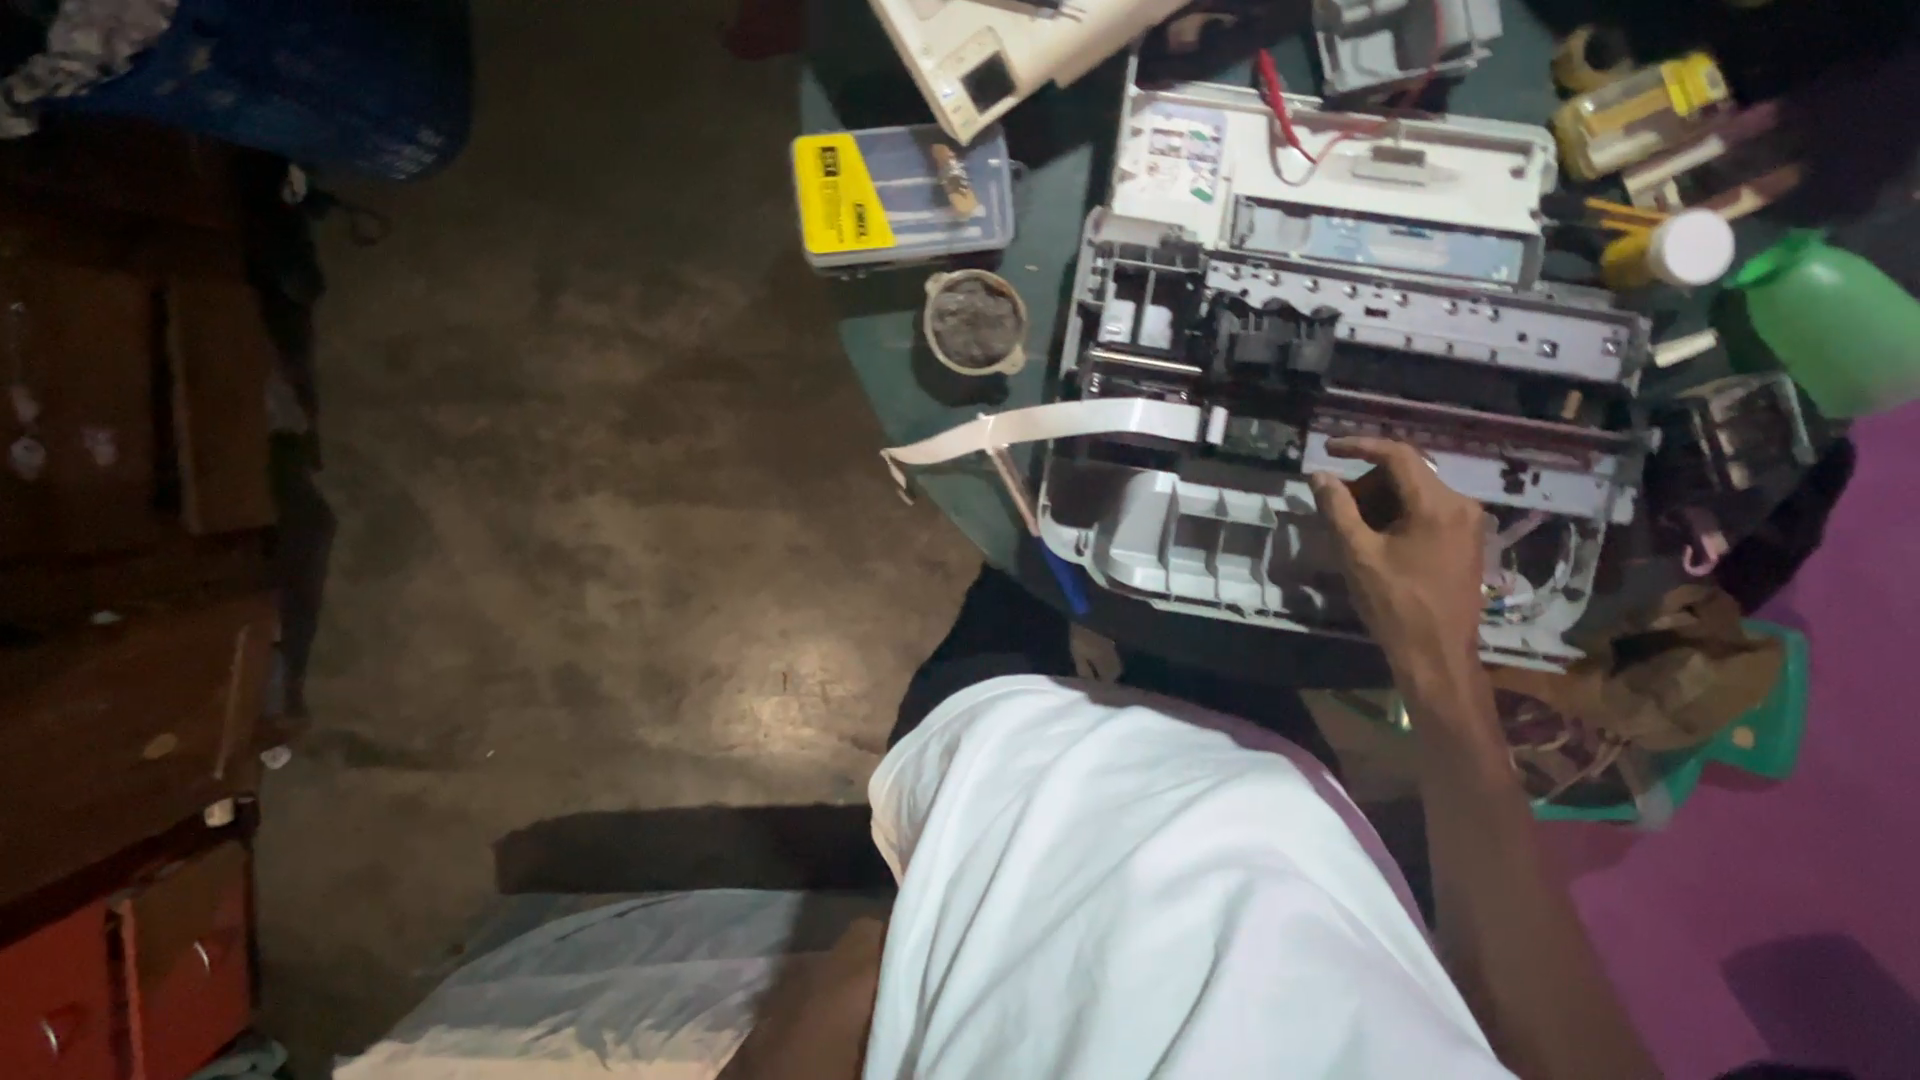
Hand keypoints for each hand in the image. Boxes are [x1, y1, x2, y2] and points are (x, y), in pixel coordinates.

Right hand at [1308, 437, 1486, 701]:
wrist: (1438, 654)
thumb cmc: (1395, 604)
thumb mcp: (1357, 554)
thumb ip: (1337, 509)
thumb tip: (1321, 476)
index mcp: (1436, 504)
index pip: (1397, 455)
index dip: (1359, 446)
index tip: (1328, 450)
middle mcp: (1461, 504)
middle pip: (1408, 473)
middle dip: (1367, 482)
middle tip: (1335, 506)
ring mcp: (1469, 523)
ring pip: (1417, 492)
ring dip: (1381, 500)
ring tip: (1352, 528)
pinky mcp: (1468, 541)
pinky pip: (1429, 511)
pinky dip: (1398, 514)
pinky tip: (1377, 539)